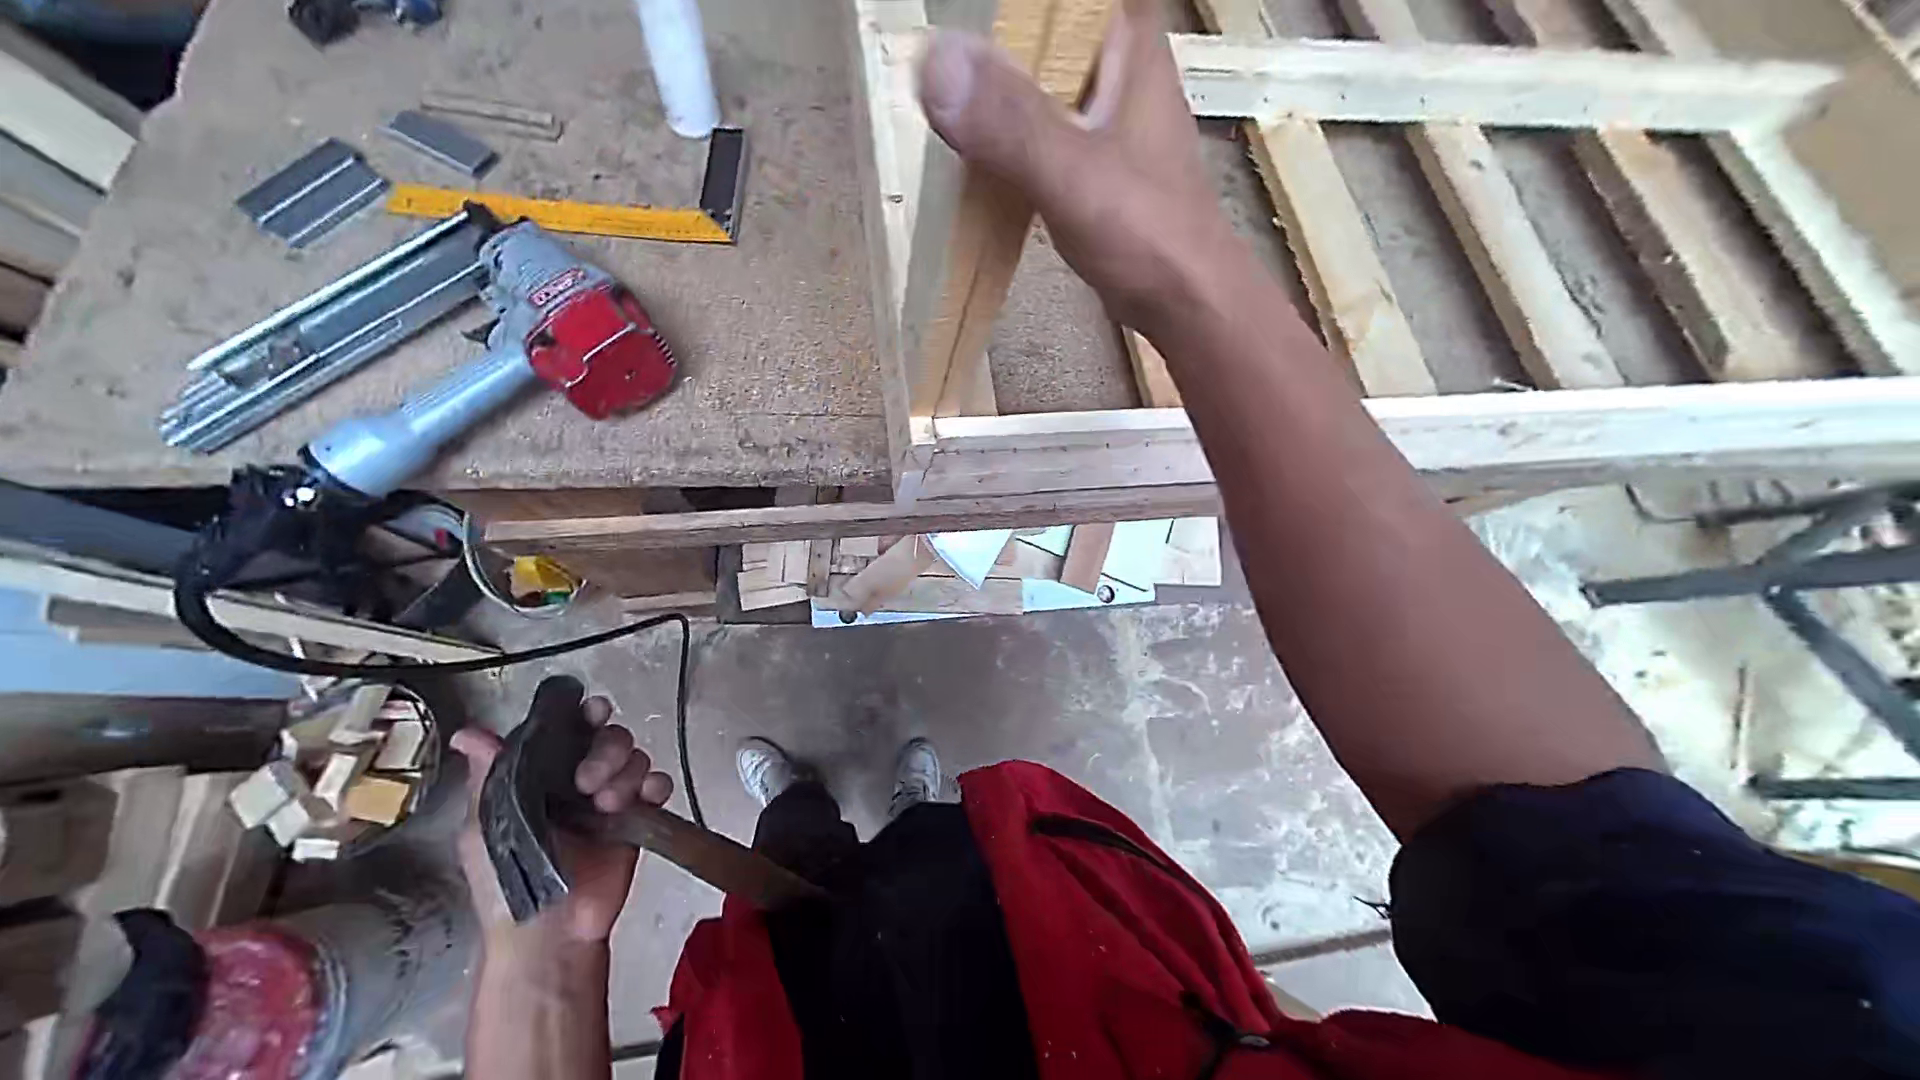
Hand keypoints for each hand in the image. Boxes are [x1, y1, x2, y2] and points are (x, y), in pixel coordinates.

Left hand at [451, 697, 674, 947]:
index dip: (584, 714)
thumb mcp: (485, 828)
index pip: (569, 728)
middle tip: (588, 781)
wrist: (549, 930)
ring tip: (607, 805)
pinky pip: (658, 785)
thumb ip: (489, 777)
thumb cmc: (507, 881)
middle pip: (609, 736)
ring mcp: (612, 796)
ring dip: (625, 772)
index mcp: (542, 774)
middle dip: (606, 750)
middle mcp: (579, 778)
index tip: (592, 713)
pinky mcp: (638, 816)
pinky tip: (644, 800)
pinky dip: (655, 785)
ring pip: (635, 756)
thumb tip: (470, 733)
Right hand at [918, 0, 1243, 328]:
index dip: (1012, 11)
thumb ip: (1011, 123)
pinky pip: (1040, 132)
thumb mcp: (1074, 174)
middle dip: (990, 44)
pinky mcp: (1093, 164)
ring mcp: (1106, 118)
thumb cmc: (1147, 235)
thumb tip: (934, 62)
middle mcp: (1118, 66)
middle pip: (1043, 30)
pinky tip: (974, 151)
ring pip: (1038, 81)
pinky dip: (1007, 138)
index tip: (956, 23)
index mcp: (1127, 41)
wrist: (1186, 302)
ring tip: (941, 97)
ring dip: (993, 91)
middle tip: (934, 62)